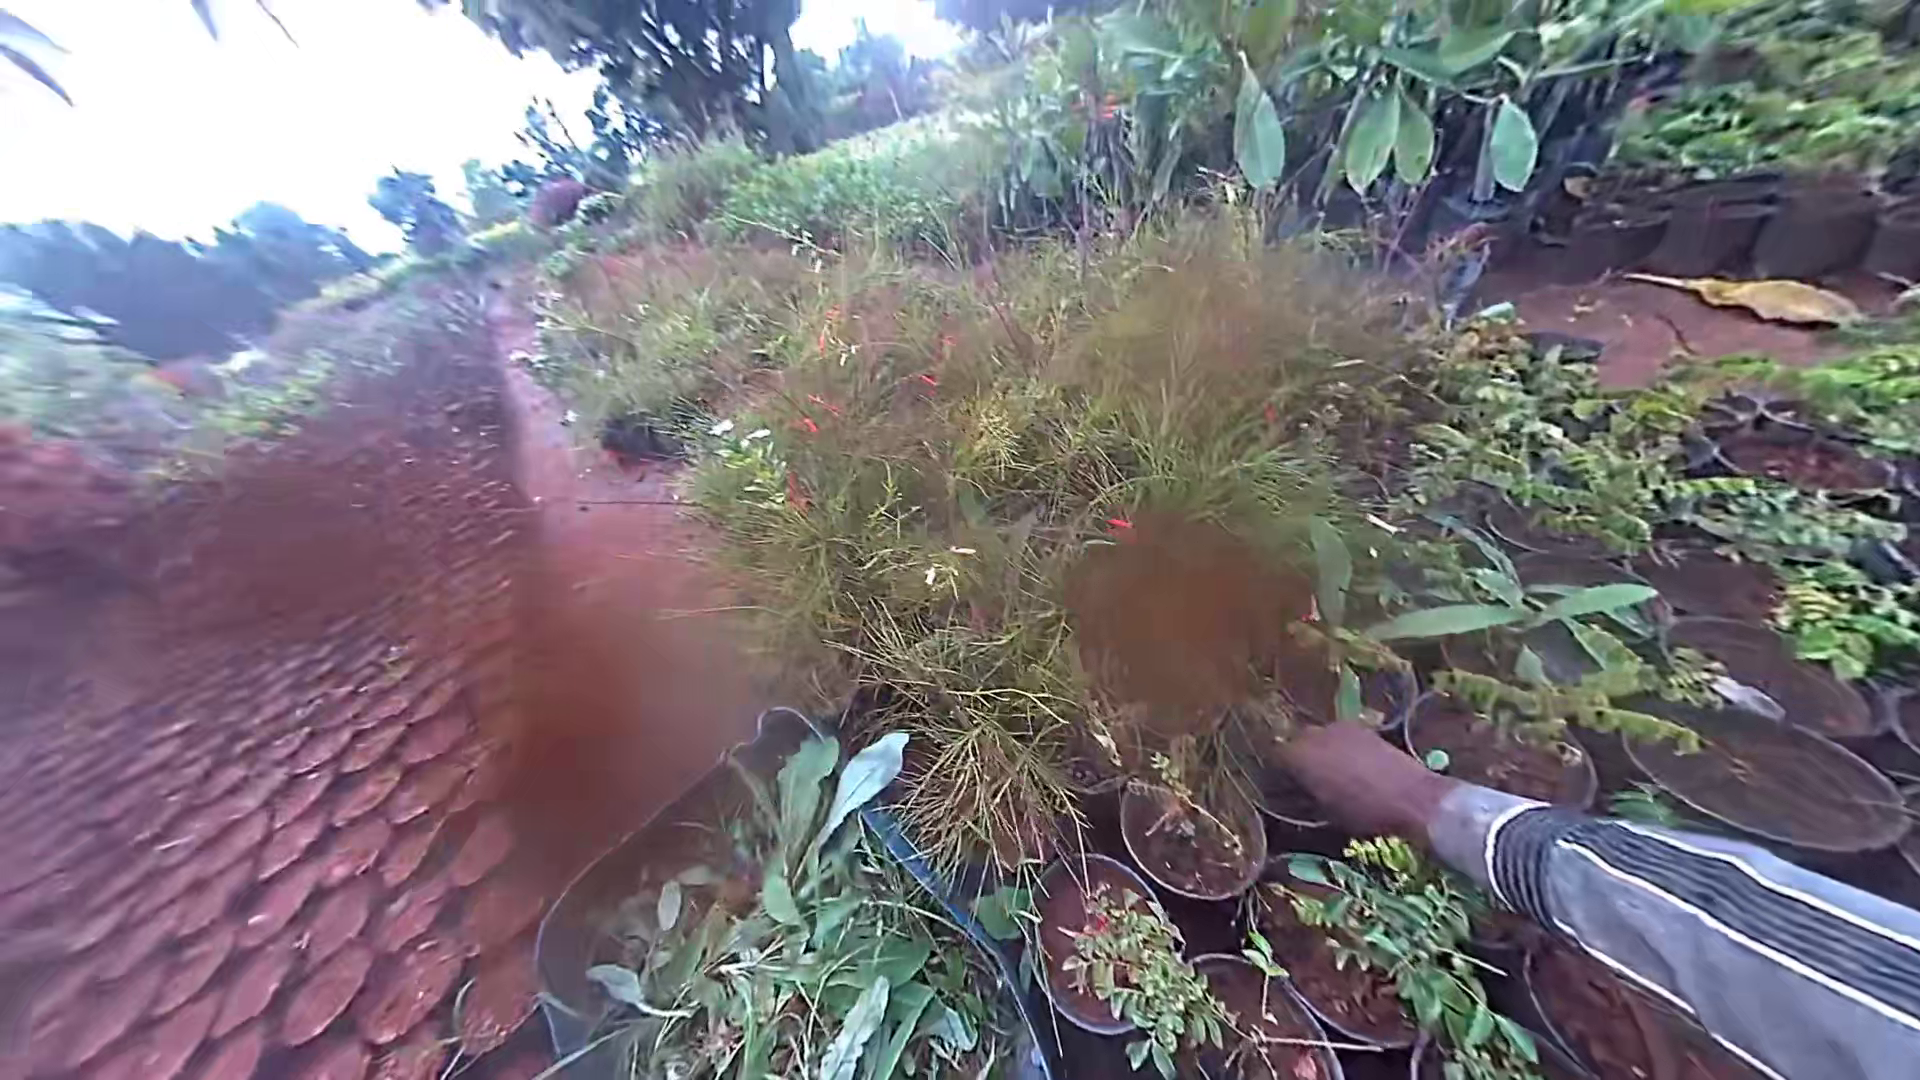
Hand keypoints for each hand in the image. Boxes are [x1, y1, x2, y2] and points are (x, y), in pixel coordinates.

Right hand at [1275, 723, 1461, 841]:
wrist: (1417, 800)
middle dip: (1300, 759)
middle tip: (1310, 779)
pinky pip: (1341, 736)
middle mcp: (1310, 734)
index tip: (1286, 787)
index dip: (1279, 773)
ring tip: (1335, 771)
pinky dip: (1342, 748)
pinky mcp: (1361, 728)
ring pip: (1318, 737)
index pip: (1274, 758)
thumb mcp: (1327, 812)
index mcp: (1296, 756)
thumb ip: (1304, 796)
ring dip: (1321, 751)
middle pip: (1295, 743)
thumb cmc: (1366, 813)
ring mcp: (1336, 727)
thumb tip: (1294, 793)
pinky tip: (1356, 765)